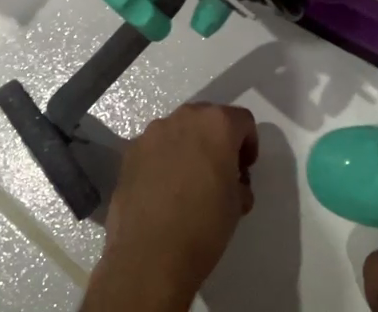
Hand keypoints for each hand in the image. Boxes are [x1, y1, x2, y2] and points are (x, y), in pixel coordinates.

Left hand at [83, 103, 258, 311]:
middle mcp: (184, 118)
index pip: (242, 121)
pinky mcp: (129, 154)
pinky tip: (162, 192)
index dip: (248, 145)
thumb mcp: (237, 204)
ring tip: (186, 184)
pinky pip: (154, 149)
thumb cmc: (203, 227)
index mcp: (217, 124)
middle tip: (218, 173)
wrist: (149, 258)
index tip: (243, 171)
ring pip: (179, 131)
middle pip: (208, 119)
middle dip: (217, 141)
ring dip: (188, 148)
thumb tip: (230, 181)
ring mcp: (152, 134)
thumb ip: (237, 180)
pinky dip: (162, 161)